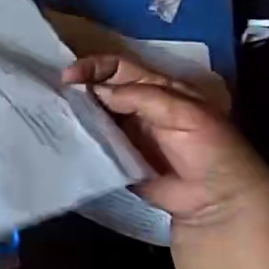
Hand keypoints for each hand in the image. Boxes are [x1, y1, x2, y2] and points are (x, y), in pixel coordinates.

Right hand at [63, 54, 268, 229]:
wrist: (217, 202)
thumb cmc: (211, 150)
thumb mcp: (186, 114)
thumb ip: (141, 97)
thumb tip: (94, 91)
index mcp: (155, 88)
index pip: (117, 67)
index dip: (92, 66)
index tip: (68, 77)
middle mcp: (134, 106)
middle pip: (98, 88)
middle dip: (76, 88)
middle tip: (53, 96)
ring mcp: (122, 132)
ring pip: (89, 113)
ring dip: (72, 112)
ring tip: (50, 114)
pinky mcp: (113, 155)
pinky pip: (89, 140)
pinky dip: (74, 136)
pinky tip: (60, 135)